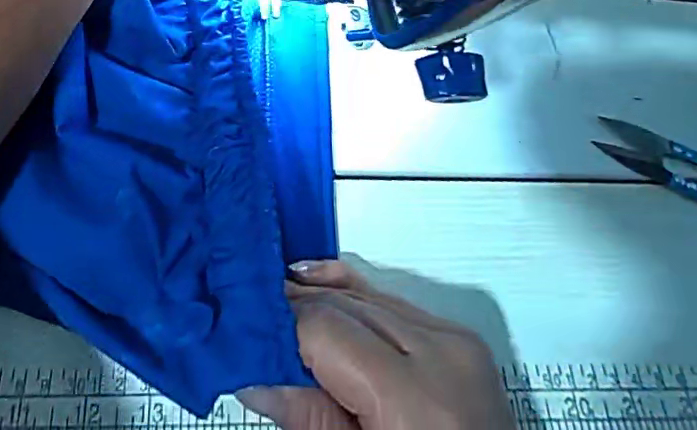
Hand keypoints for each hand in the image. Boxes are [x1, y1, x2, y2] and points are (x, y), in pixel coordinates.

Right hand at [240, 260, 511, 429]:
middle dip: (290, 310)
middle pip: (342, 306)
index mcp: (419, 400)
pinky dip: (350, 293)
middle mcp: (442, 353)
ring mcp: (455, 340)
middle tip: (242, 319)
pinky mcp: (457, 337)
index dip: (276, 329)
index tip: (239, 333)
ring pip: (362, 294)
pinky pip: (389, 300)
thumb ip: (310, 419)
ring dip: (315, 298)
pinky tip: (312, 280)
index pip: (324, 329)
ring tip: (268, 301)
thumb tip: (252, 375)